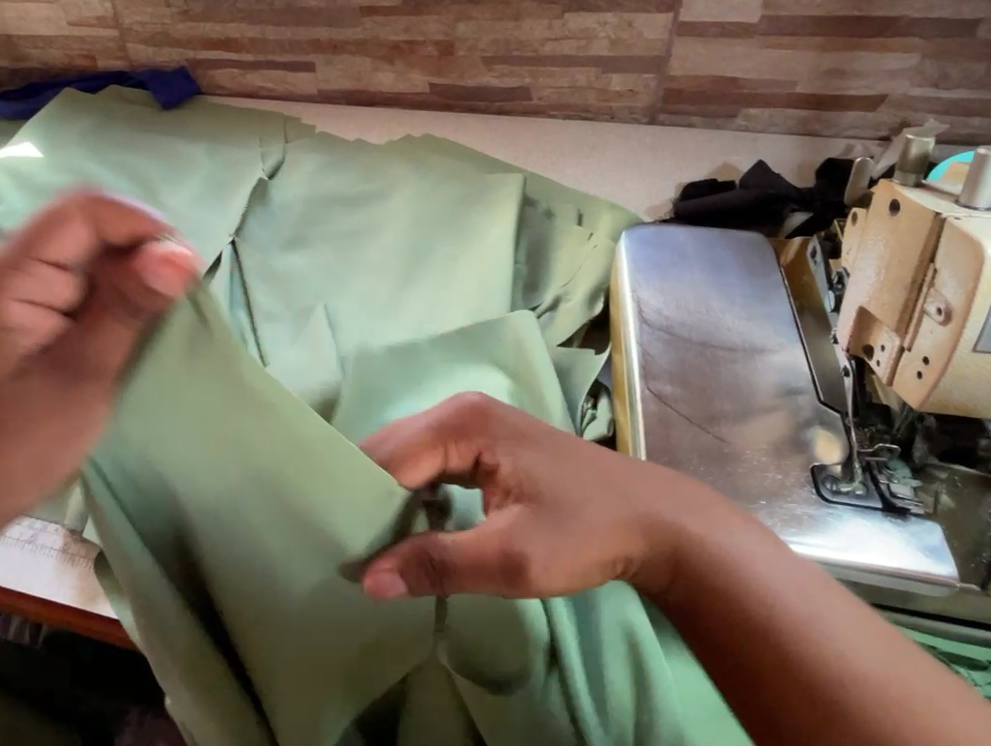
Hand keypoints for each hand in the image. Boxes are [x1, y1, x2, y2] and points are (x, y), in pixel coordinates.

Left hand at [0, 192, 200, 530]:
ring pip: (89, 249)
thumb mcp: (82, 375)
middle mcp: (8, 264)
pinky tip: (129, 325)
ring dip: (130, 273)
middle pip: (88, 222)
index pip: (85, 210)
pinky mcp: (26, 308)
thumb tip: (182, 253)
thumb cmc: (14, 444)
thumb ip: (129, 307)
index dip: (142, 225)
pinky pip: (80, 277)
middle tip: (174, 300)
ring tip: (156, 317)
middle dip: (140, 250)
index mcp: (10, 272)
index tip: (183, 270)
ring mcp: (15, 286)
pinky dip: (114, 293)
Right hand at [358, 392, 748, 601]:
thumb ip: (437, 564)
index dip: (359, 504)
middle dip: (365, 497)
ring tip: (367, 542)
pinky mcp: (480, 439)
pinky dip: (409, 491)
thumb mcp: (511, 559)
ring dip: (385, 496)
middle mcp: (457, 410)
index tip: (337, 549)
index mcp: (462, 424)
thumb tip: (367, 581)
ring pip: (404, 455)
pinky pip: (426, 460)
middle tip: (346, 549)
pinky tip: (406, 527)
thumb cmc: (586, 534)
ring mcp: (469, 420)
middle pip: (389, 450)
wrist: (653, 520)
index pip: (385, 459)